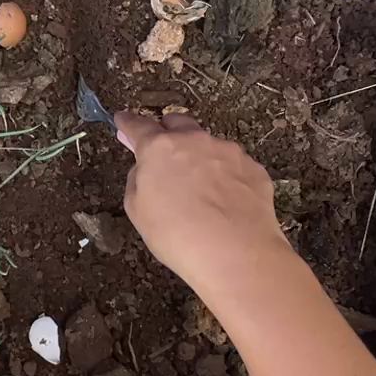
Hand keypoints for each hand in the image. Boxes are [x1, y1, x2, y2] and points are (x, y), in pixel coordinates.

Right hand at [114, 111, 298, 300]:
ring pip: (206, 144)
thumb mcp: (137, 210)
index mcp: (159, 148)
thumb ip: (137, 180)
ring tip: (199, 193)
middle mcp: (194, 141)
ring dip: (198, 157)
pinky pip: (231, 164)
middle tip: (163, 157)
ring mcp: (227, 151)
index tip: (123, 120)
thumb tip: (146, 169)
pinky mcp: (253, 167)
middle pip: (176, 123)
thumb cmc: (178, 235)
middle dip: (167, 133)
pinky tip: (222, 202)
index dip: (127, 122)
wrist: (236, 255)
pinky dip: (223, 175)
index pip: (137, 125)